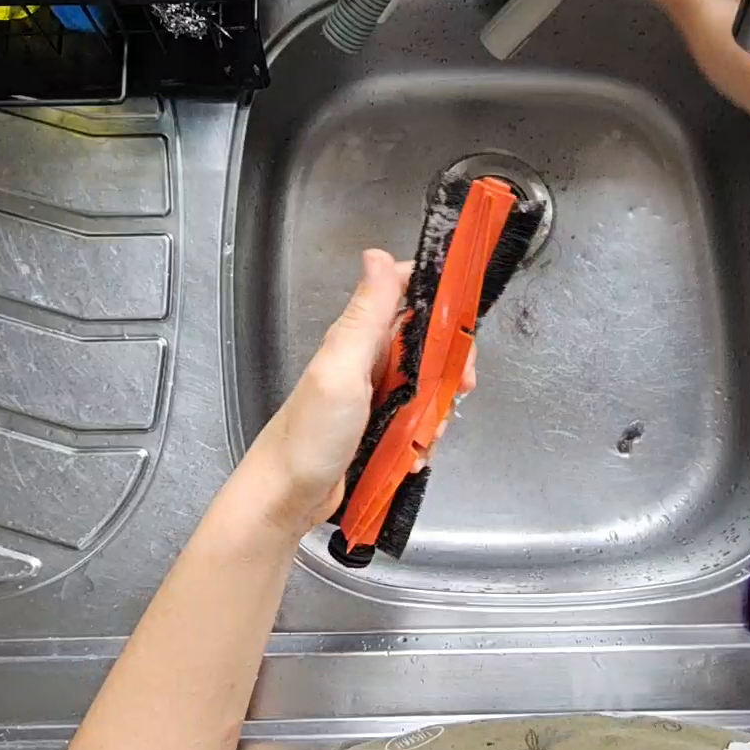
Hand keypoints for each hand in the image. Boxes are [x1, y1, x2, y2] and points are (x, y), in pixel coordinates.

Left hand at [242, 249, 474, 541]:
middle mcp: (367, 357)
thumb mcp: (342, 368)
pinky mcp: (378, 425)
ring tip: (433, 433)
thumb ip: (366, 315)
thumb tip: (377, 254)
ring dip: (439, 405)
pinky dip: (424, 435)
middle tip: (461, 388)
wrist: (286, 496)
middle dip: (450, 363)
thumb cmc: (311, 434)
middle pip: (426, 340)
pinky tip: (418, 453)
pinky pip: (415, 418)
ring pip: (426, 382)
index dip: (439, 298)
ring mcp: (373, 393)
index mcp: (358, 334)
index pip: (404, 292)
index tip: (463, 325)